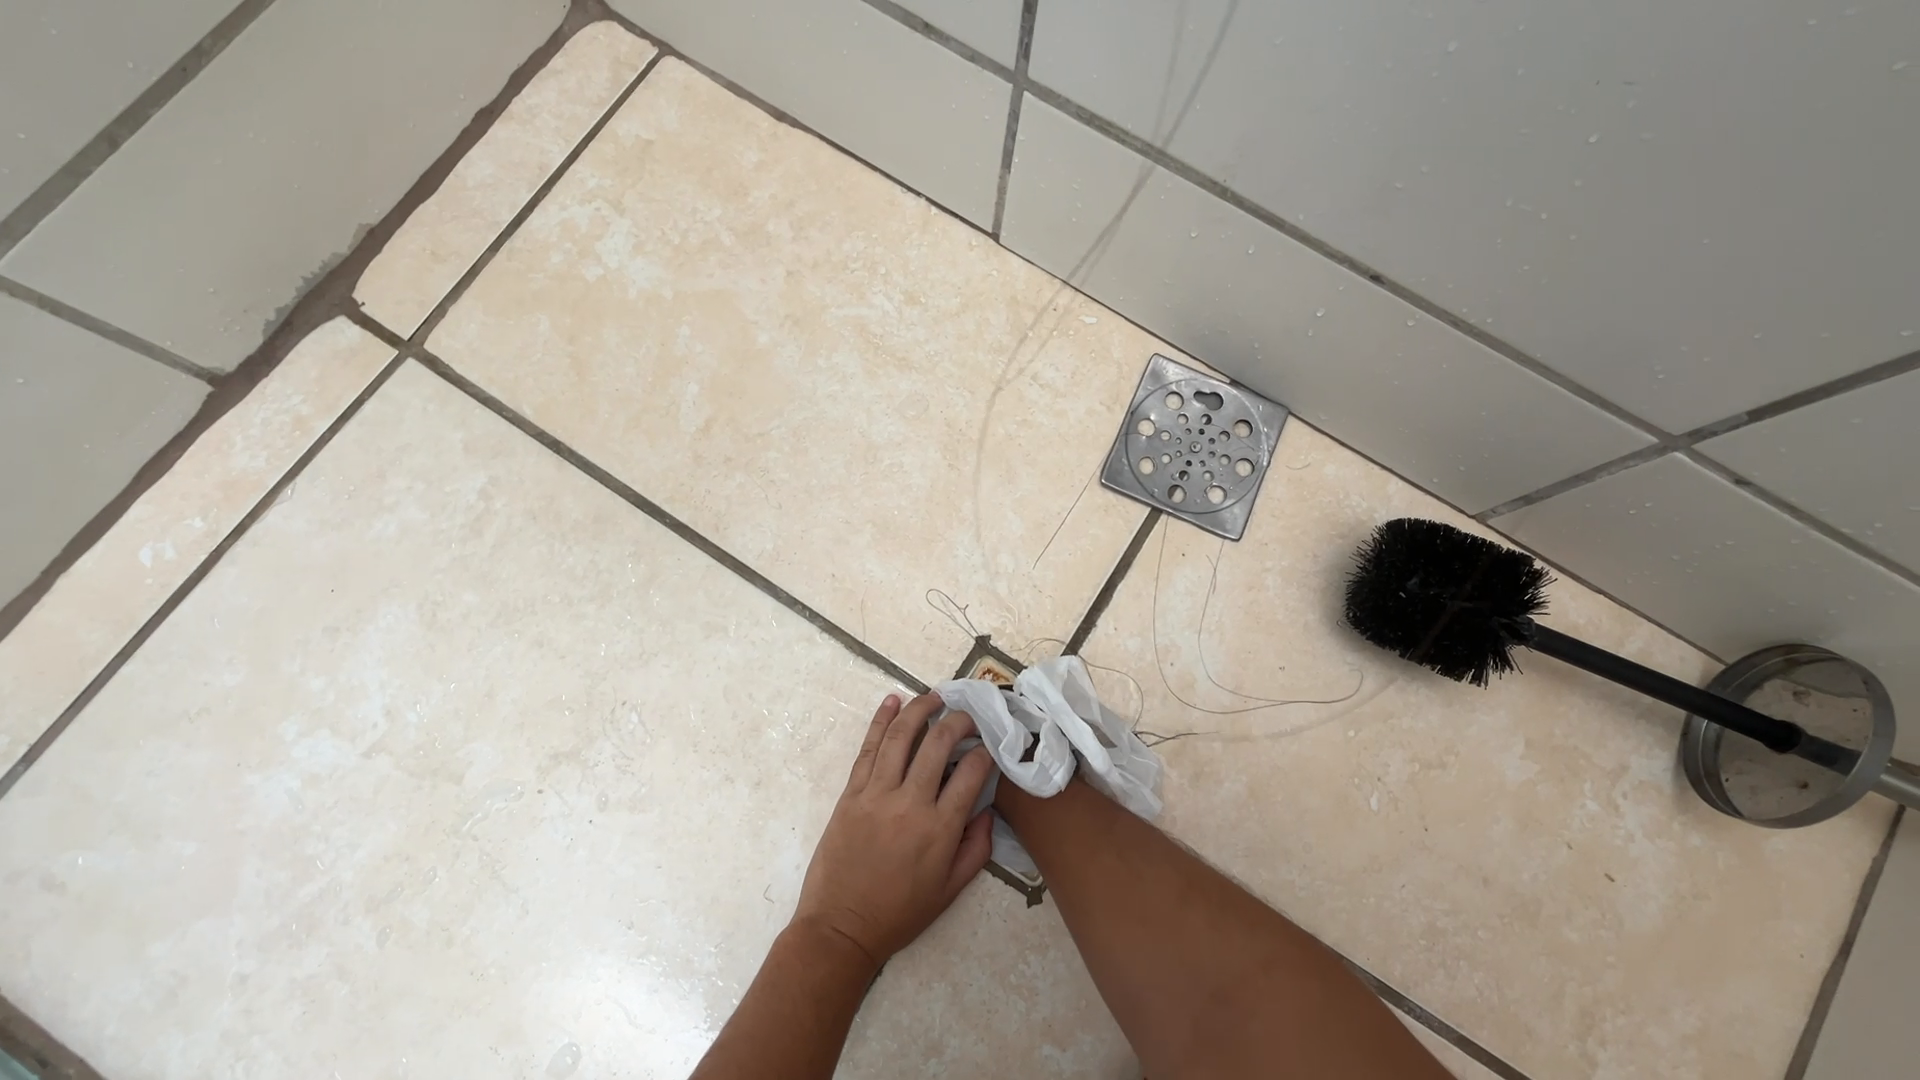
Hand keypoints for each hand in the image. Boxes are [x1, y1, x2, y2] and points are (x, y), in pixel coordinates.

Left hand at [792, 692, 995, 968]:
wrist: (841, 927)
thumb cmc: (900, 913)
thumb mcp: (951, 890)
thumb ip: (976, 848)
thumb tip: (988, 810)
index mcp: (940, 828)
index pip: (972, 772)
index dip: (986, 752)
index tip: (990, 746)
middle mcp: (911, 802)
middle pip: (939, 743)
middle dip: (959, 721)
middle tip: (969, 715)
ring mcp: (877, 794)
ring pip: (901, 737)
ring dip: (920, 709)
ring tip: (936, 696)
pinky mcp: (851, 793)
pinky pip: (868, 749)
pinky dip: (881, 720)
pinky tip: (893, 700)